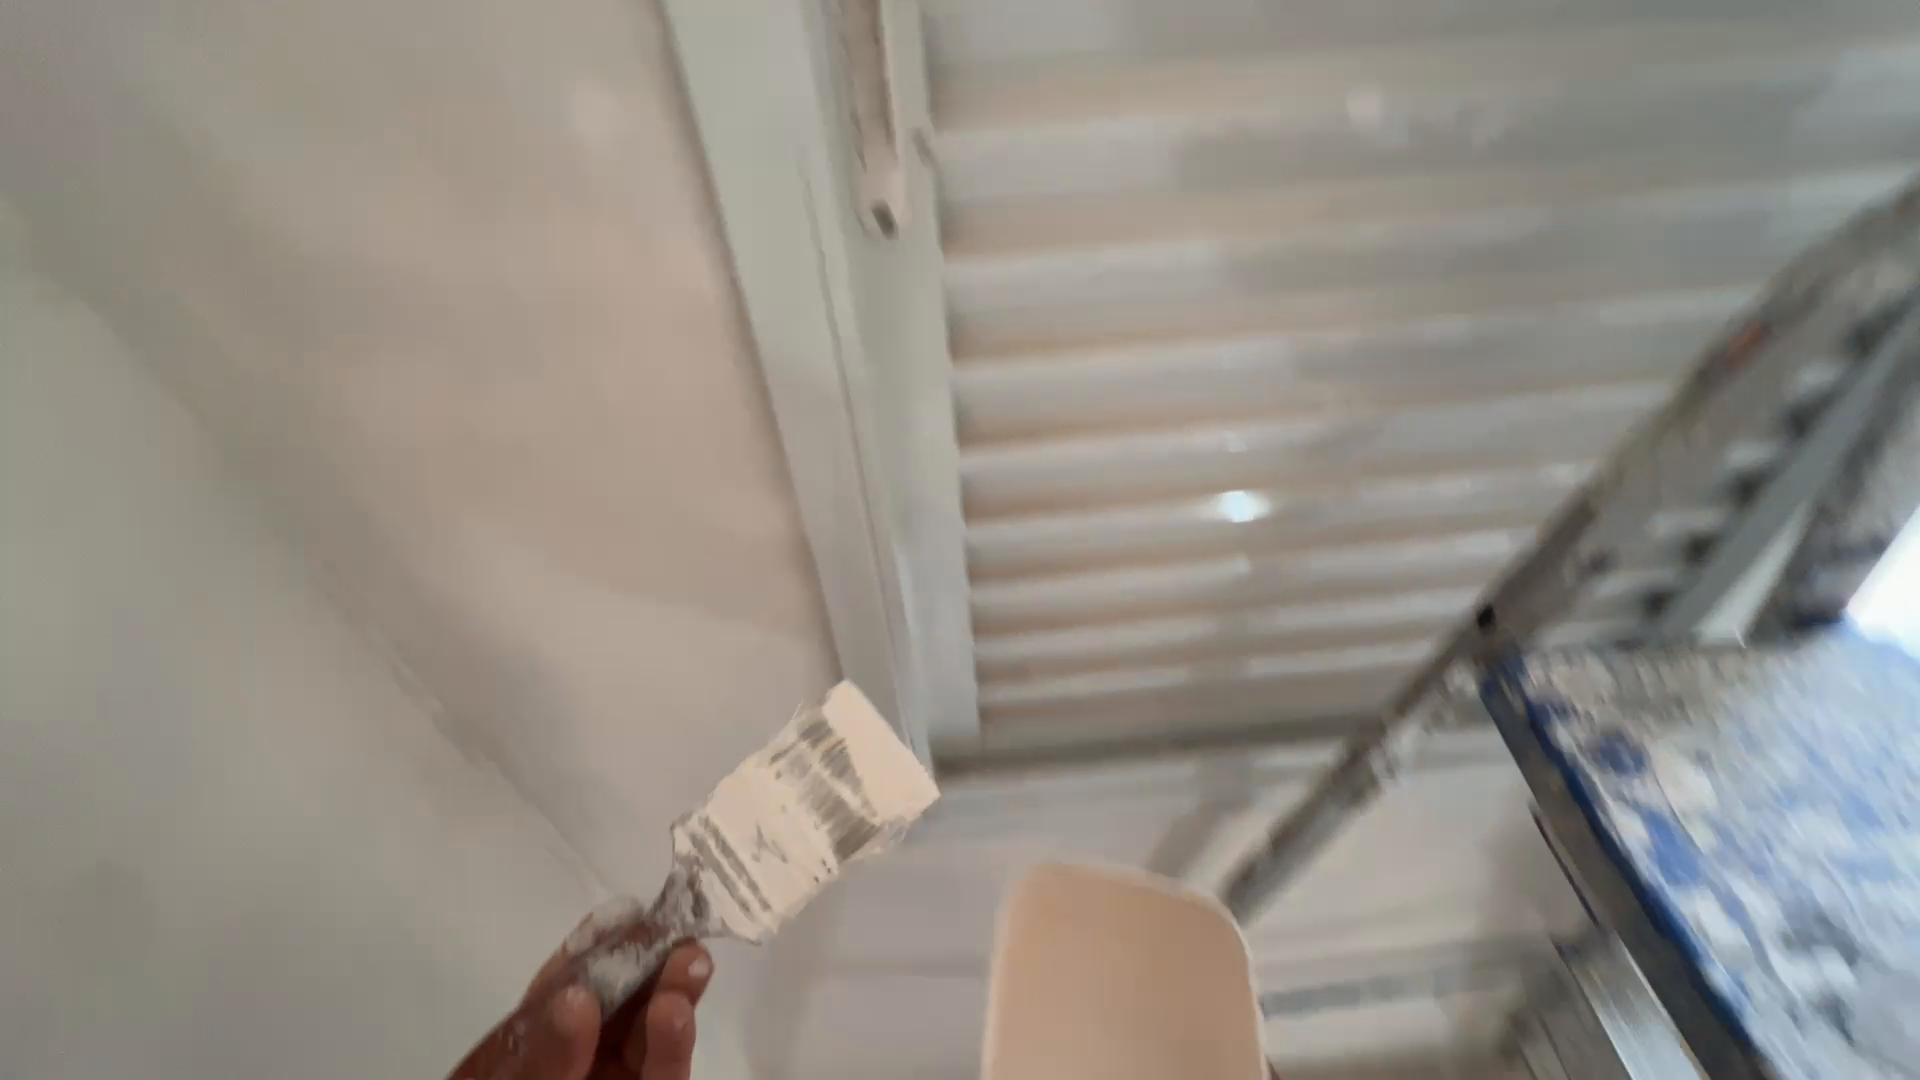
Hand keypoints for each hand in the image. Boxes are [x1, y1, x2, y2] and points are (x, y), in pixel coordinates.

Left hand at [487, 930, 713, 1079]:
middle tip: (674, 938)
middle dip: (650, 965)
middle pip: (621, 999)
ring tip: (685, 971)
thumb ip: (539, 1062)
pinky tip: (674, 1011)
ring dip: (672, 995)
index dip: (595, 945)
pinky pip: (663, 1070)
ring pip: (652, 1031)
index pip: (565, 981)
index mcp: (533, 1043)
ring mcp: (617, 1077)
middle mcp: (581, 1056)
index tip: (625, 914)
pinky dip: (672, 1044)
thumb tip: (578, 997)